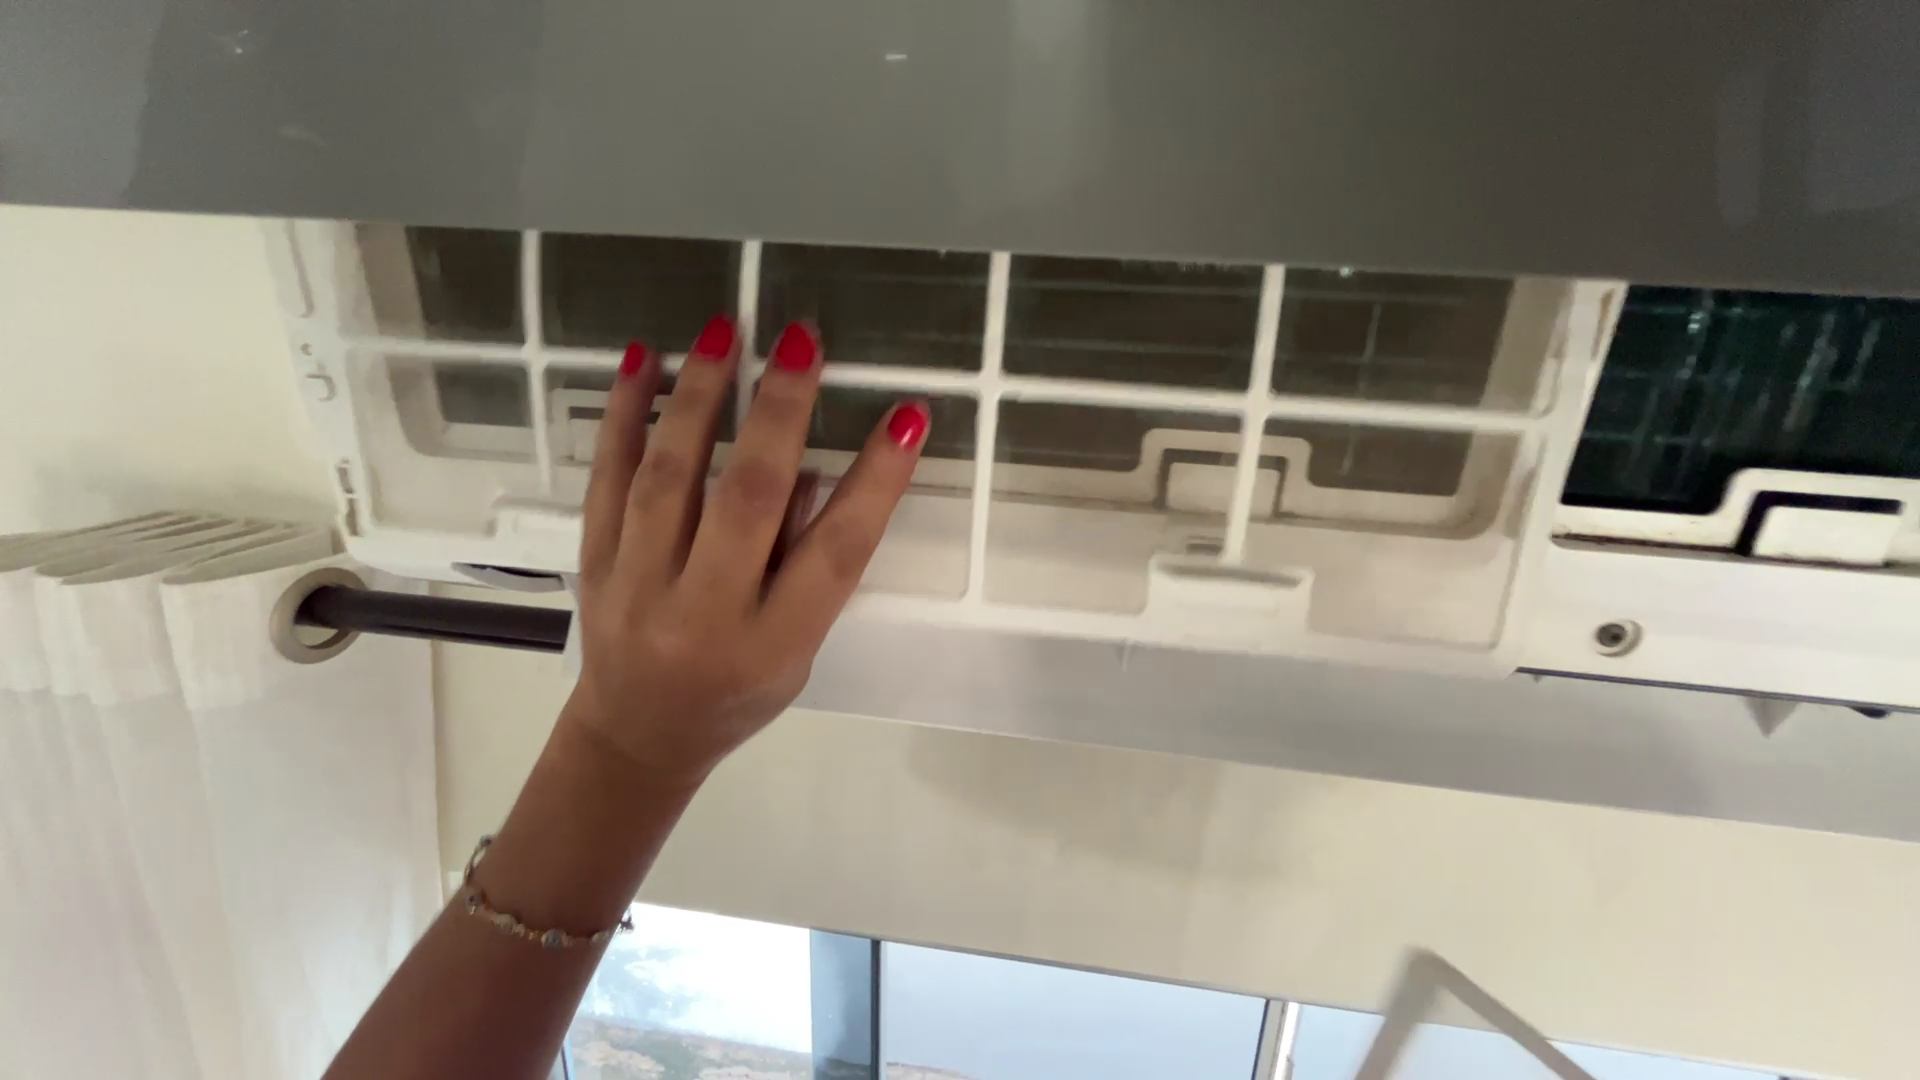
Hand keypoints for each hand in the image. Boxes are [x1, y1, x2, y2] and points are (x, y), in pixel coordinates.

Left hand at [561, 315, 928, 787]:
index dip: (875, 483)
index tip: (908, 419)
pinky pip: (605, 480)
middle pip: (746, 500)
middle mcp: (704, 612)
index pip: (835, 553)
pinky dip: (623, 415)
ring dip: (700, 397)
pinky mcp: (592, 562)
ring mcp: (638, 584)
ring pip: (667, 477)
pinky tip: (641, 360)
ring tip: (726, 332)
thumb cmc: (739, 696)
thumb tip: (815, 468)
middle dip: (780, 414)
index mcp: (772, 642)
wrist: (638, 737)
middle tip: (802, 342)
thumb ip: (808, 565)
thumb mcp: (797, 652)